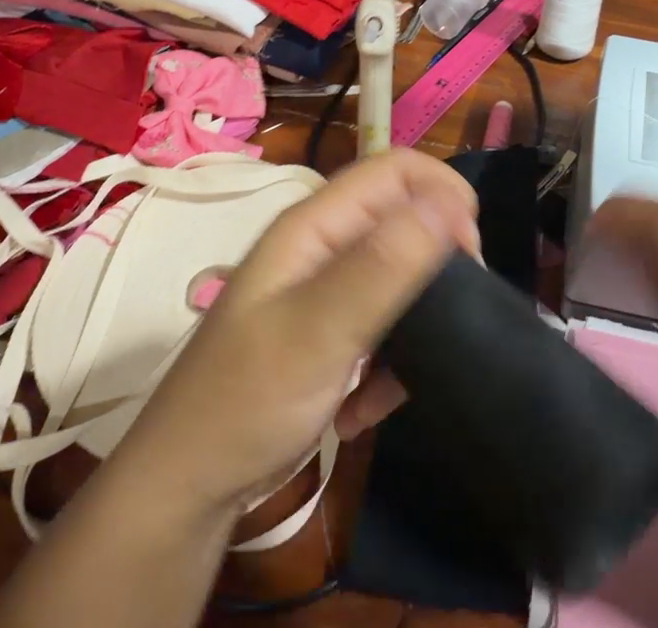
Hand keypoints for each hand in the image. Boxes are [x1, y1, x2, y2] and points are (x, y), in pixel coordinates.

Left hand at [122, 149, 479, 512]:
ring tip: (402, 378)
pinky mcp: (332, 340)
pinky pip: (386, 332)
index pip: (396, 171)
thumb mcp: (318, 330)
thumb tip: (451, 202)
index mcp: (314, 229)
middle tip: (455, 319)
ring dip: (417, 329)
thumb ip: (383, 264)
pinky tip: (365, 408)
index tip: (470, 256)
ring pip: (402, 284)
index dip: (442, 195)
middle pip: (405, 225)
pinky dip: (389, 368)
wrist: (186, 486)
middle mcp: (322, 252)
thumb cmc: (244, 401)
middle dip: (439, 270)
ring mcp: (326, 298)